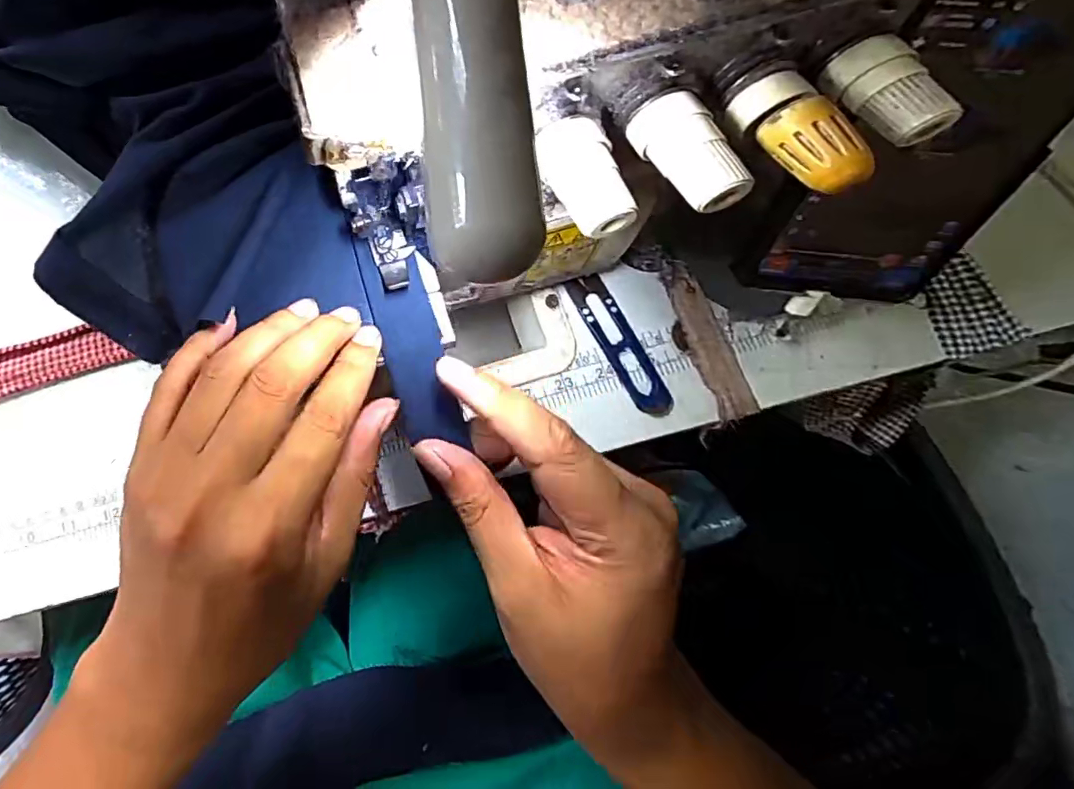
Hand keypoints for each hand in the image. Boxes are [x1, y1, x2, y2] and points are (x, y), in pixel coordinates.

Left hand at [12, 299, 396, 787]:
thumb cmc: (257, 626)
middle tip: (343, 317)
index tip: (371, 341)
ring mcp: (165, 470)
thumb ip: (352, 480)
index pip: (320, 422)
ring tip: (302, 312)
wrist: (162, 663)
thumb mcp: (324, 568)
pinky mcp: (138, 460)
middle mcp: (211, 490)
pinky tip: (231, 323)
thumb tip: (381, 406)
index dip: (352, 372)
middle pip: (270, 386)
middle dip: (315, 340)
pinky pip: (167, 387)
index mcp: (267, 527)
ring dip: (265, 332)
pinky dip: (198, 348)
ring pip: (220, 375)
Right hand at [415, 357, 806, 787]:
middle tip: (446, 445)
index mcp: (620, 524)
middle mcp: (639, 495)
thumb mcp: (514, 585)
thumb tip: (433, 446)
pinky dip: (528, 462)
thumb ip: (478, 505)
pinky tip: (502, 476)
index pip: (554, 443)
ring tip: (474, 472)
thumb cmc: (572, 659)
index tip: (448, 371)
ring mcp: (638, 494)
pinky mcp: (626, 497)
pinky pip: (567, 462)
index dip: (497, 401)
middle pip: (554, 438)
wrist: (632, 702)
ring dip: (508, 447)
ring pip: (558, 444)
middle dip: (494, 431)